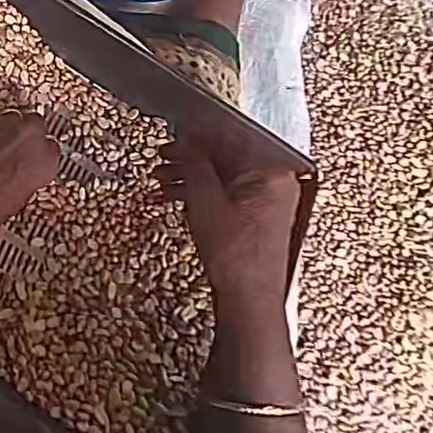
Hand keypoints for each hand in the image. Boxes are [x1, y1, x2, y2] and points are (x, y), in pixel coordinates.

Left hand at [0, 111, 60, 240]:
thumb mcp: (12, 204)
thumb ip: (24, 183)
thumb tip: (21, 181)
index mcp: (44, 160)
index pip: (52, 152)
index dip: (40, 161)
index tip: (33, 168)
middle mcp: (28, 134)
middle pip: (37, 126)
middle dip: (28, 137)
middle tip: (17, 157)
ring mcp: (2, 123)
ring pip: (15, 119)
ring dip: (9, 132)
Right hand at [159, 131, 302, 315]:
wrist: (248, 298)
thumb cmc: (235, 254)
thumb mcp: (204, 199)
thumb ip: (196, 162)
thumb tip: (188, 137)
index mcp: (269, 170)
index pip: (230, 137)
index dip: (196, 135)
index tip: (174, 134)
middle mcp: (272, 180)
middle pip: (224, 156)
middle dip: (188, 158)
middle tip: (162, 156)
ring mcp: (265, 199)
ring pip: (221, 175)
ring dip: (188, 176)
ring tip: (159, 179)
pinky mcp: (255, 214)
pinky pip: (224, 193)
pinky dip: (199, 193)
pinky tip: (172, 197)